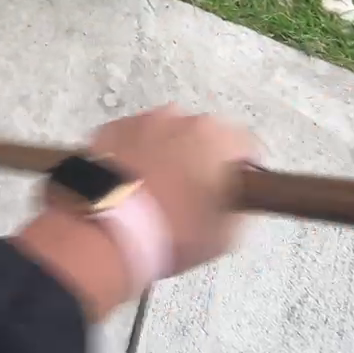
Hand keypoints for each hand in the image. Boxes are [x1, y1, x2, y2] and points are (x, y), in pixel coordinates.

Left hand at [13, 107, 254, 320]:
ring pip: (166, 133)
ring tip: (160, 188)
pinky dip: (136, 152)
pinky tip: (132, 181)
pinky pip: (134, 137)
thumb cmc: (169, 230)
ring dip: (168, 152)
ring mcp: (142, 119)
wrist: (106, 225)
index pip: (246, 143)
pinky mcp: (111, 127)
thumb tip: (236, 202)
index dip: (246, 167)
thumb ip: (239, 208)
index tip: (242, 185)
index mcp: (215, 137)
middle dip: (204, 158)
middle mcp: (180, 117)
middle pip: (204, 135)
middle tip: (197, 192)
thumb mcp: (223, 235)